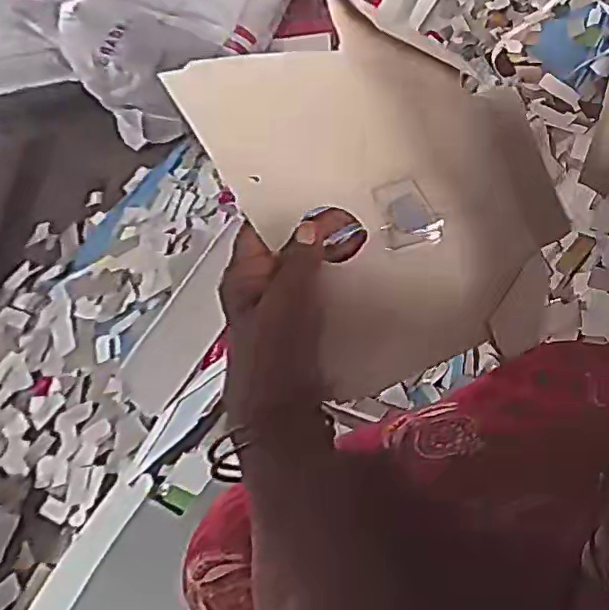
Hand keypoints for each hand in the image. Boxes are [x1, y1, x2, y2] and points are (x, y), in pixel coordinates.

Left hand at [220, 208, 365, 449]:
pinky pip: (324, 287)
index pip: (261, 228)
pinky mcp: (305, 319)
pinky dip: (341, 277)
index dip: (288, 210)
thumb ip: (295, 265)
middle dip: (320, 231)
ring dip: (334, 255)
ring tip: (363, 241)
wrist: (283, 410)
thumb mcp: (284, 305)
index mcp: (245, 276)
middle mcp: (262, 286)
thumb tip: (311, 226)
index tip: (325, 200)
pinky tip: (363, 276)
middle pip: (290, 245)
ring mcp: (284, 303)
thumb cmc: (272, 358)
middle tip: (354, 219)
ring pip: (309, 266)